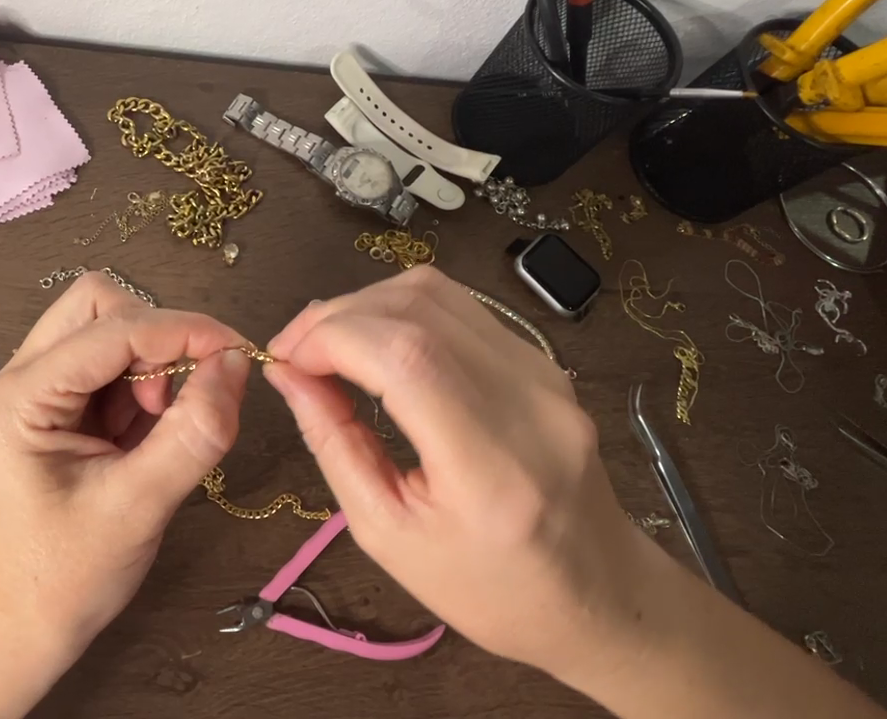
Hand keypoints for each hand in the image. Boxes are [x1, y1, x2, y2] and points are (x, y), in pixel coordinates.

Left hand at [0, 273, 252, 718]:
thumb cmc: (68, 577)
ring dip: (151, 359)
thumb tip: (237, 363)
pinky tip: (147, 429)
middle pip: (99, 304)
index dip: (182, 330)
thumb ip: (193, 433)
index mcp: (23, 396)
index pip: (113, 329)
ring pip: (109, 325)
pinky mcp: (63, 401)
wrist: (25, 627)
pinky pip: (115, 360)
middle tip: (178, 395)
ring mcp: (41, 385)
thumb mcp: (139, 507)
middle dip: (155, 334)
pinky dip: (146, 380)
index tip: (239, 353)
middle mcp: (24, 376)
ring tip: (158, 423)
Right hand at [261, 266, 649, 680]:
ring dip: (364, 303)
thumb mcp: (388, 536)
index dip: (332, 338)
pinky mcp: (542, 358)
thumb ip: (334, 444)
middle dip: (336, 315)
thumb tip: (288, 373)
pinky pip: (457, 306)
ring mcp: (544, 371)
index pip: (404, 356)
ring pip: (435, 291)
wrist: (602, 595)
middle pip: (416, 308)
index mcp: (492, 469)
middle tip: (294, 347)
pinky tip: (374, 341)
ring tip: (327, 342)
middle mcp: (527, 402)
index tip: (285, 358)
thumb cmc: (488, 588)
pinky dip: (398, 310)